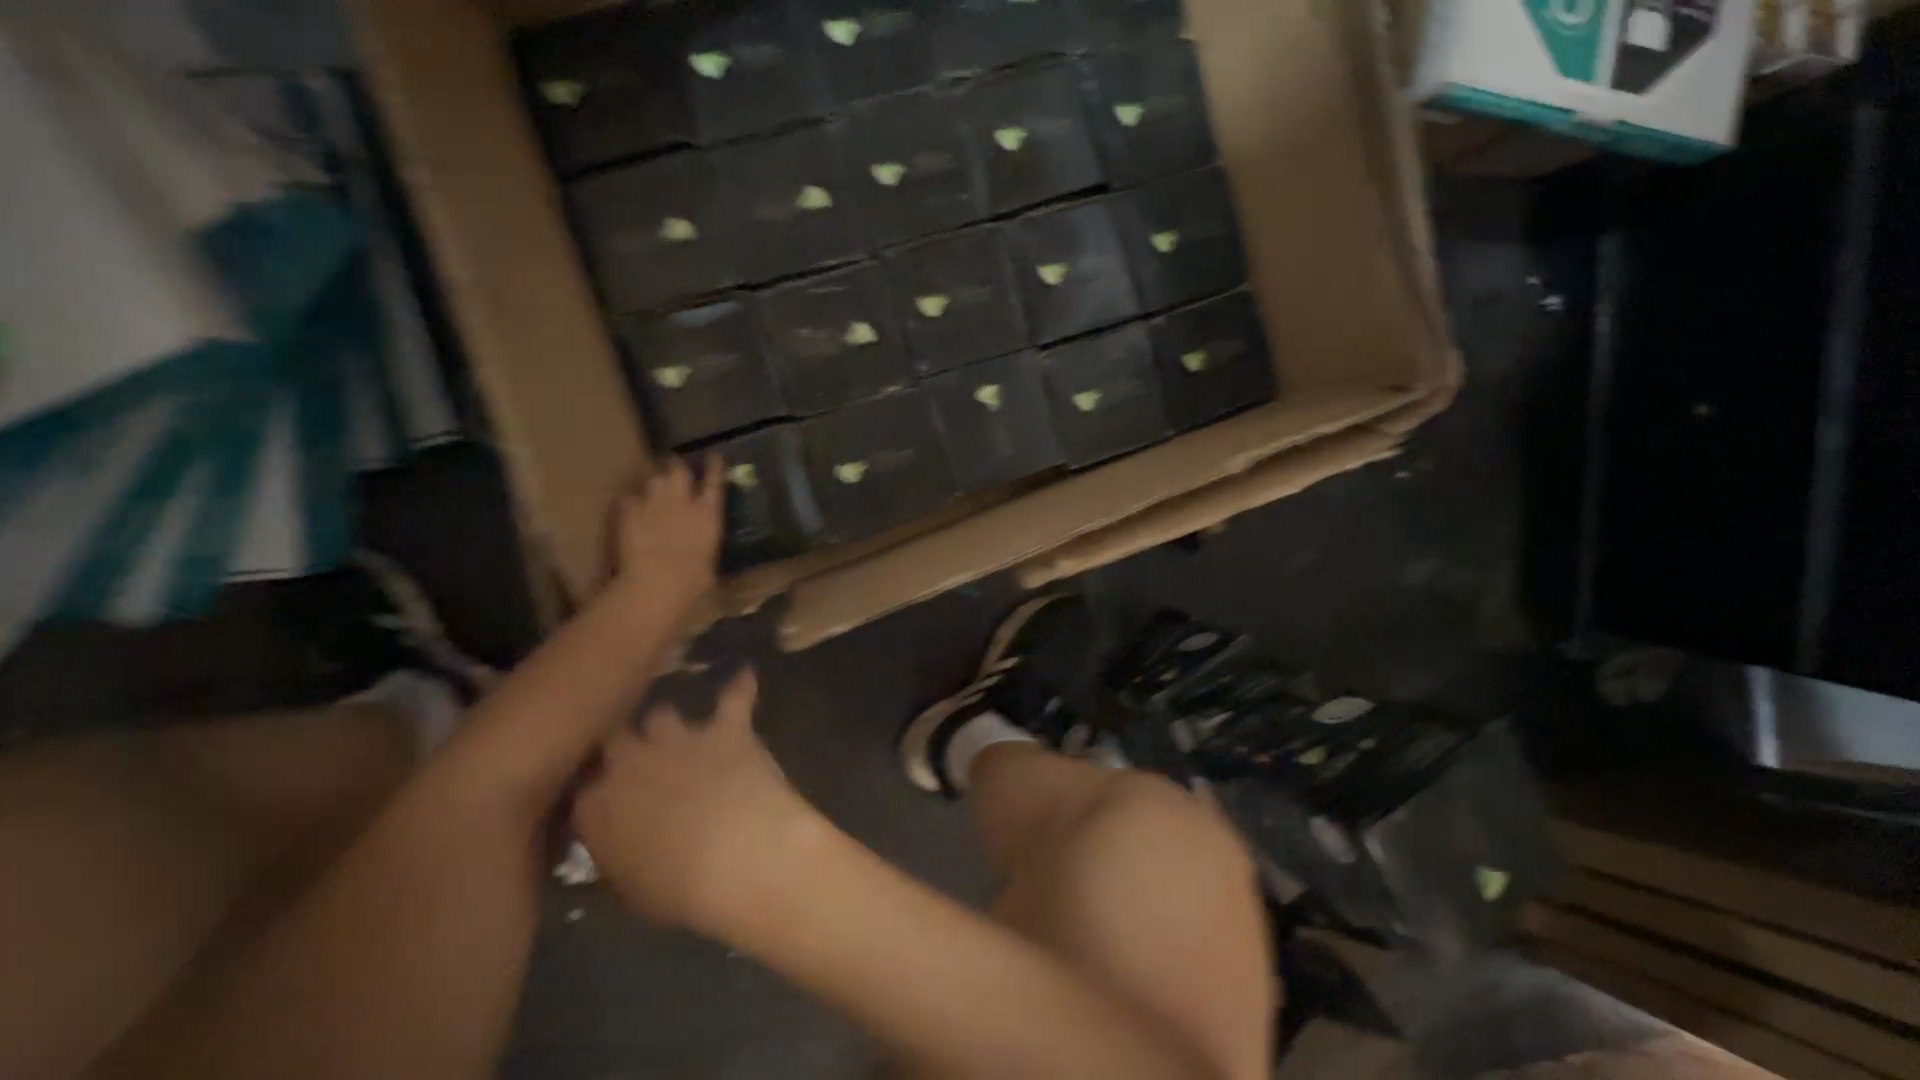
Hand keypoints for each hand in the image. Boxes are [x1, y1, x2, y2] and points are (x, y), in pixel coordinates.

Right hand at [571, 668, 823, 934]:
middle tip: (631, 757)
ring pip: (661, 713)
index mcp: (594, 806)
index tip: (601, 800)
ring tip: (678, 731)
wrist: (738, 856)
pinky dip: (740, 688)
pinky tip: (745, 675)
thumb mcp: (631, 894)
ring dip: (668, 724)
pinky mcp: (726, 730)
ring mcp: (677, 740)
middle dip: (619, 744)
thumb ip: (616, 864)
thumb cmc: (679, 891)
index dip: (593, 791)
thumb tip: (614, 859)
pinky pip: (734, 697)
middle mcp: (628, 762)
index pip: (580, 789)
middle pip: (612, 737)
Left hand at [613, 455, 723, 615]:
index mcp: (708, 514)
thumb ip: (706, 544)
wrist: (656, 584)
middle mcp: (682, 500)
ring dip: (654, 482)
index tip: (715, 456)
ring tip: (653, 488)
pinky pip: (628, 498)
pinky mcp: (628, 511)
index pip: (714, 480)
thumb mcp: (709, 562)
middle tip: (674, 469)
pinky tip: (630, 509)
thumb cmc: (692, 582)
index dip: (715, 466)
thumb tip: (703, 545)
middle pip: (678, 470)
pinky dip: (630, 502)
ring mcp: (653, 503)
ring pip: (652, 479)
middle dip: (676, 467)